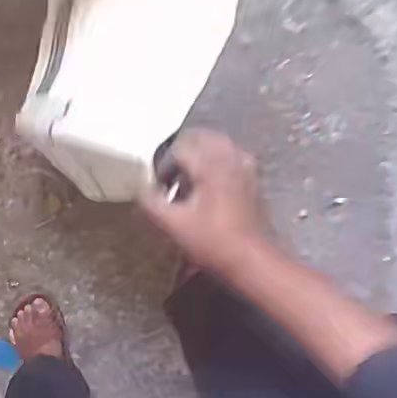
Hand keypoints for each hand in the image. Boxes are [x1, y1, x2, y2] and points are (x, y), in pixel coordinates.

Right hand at [140, 128, 273, 269]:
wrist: (253, 260)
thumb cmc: (211, 241)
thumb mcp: (172, 224)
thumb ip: (151, 202)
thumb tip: (142, 190)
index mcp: (210, 166)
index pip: (180, 148)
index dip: (164, 164)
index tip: (159, 184)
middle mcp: (231, 160)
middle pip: (204, 137)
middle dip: (183, 150)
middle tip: (171, 171)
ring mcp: (246, 170)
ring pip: (221, 145)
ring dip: (202, 154)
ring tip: (188, 175)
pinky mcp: (254, 182)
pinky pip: (233, 158)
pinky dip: (218, 163)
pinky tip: (210, 184)